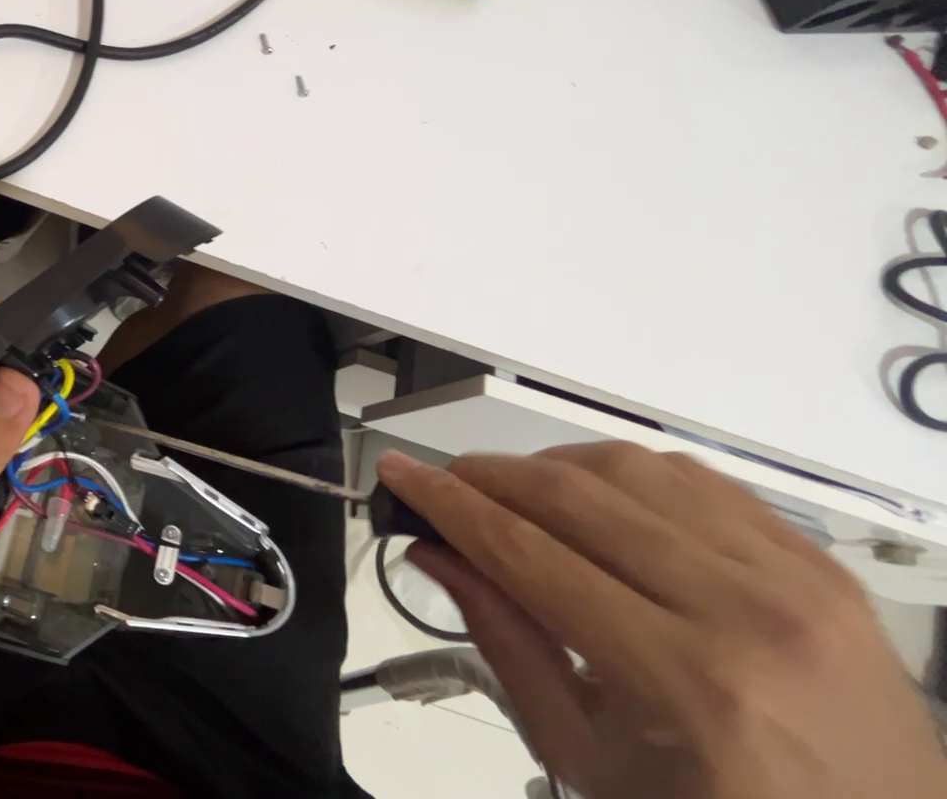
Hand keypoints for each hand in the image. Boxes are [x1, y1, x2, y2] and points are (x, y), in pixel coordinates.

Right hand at [377, 443, 946, 798]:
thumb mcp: (582, 752)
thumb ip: (502, 637)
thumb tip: (432, 550)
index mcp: (682, 681)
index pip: (527, 552)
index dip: (447, 503)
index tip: (396, 471)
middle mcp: (745, 613)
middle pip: (573, 495)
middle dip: (486, 475)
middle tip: (442, 483)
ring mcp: (797, 581)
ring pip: (632, 469)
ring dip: (549, 466)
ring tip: (513, 493)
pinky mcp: (822, 566)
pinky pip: (698, 480)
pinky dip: (624, 473)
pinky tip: (595, 499)